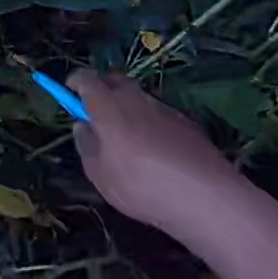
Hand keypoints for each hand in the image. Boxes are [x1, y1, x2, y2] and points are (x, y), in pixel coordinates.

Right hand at [69, 70, 277, 278]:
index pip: (85, 78)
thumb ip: (86, 146)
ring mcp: (165, 109)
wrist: (208, 199)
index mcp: (108, 104)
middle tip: (95, 113)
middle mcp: (136, 98)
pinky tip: (156, 153)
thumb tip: (83, 126)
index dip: (74, 83)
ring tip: (126, 138)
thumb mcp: (99, 174)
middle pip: (114, 80)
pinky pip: (159, 115)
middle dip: (101, 88)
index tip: (68, 93)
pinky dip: (150, 123)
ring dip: (127, 107)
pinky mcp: (188, 124)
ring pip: (138, 97)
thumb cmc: (141, 186)